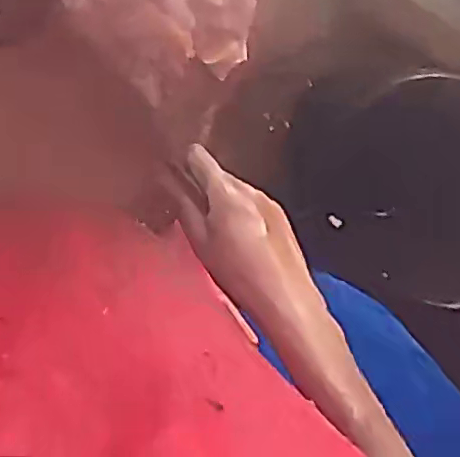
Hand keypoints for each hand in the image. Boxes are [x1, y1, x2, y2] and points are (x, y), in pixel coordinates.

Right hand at [167, 144, 315, 318]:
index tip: (176, 174)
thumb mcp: (200, 241)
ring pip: (236, 189)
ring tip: (219, 234)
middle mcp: (249, 189)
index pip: (198, 156)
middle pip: (218, 174)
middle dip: (204, 188)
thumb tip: (170, 184)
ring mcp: (269, 202)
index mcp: (225, 190)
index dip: (184, 162)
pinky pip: (253, 204)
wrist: (289, 304)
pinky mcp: (282, 217)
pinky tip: (241, 242)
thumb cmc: (242, 276)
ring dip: (224, 202)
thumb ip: (182, 205)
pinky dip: (243, 213)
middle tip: (194, 213)